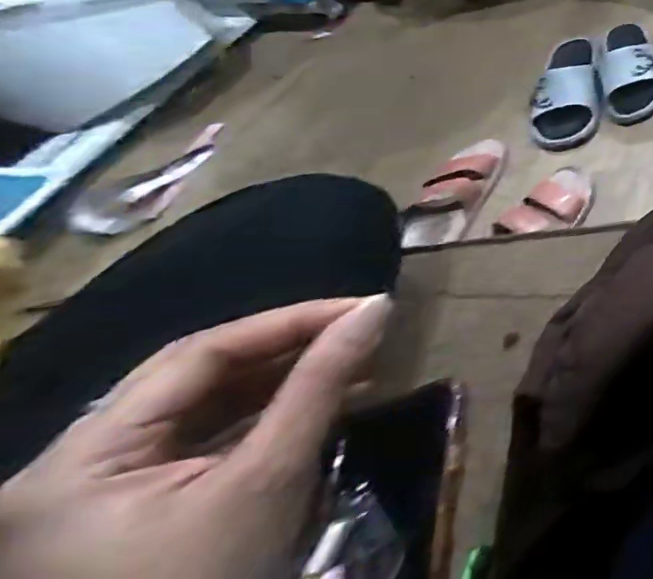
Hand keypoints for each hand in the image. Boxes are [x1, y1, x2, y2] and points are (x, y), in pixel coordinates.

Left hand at [0, 297, 391, 578]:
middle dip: (287, 344)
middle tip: (363, 326)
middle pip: (193, 376)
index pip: (196, 355)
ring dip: (283, 377)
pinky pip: (201, 436)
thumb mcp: (269, 477)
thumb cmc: (208, 578)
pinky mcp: (128, 506)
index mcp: (76, 460)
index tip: (366, 308)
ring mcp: (95, 489)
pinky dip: (264, 412)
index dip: (288, 321)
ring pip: (201, 403)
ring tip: (356, 358)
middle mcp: (69, 465)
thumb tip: (376, 308)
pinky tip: (319, 399)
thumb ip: (319, 384)